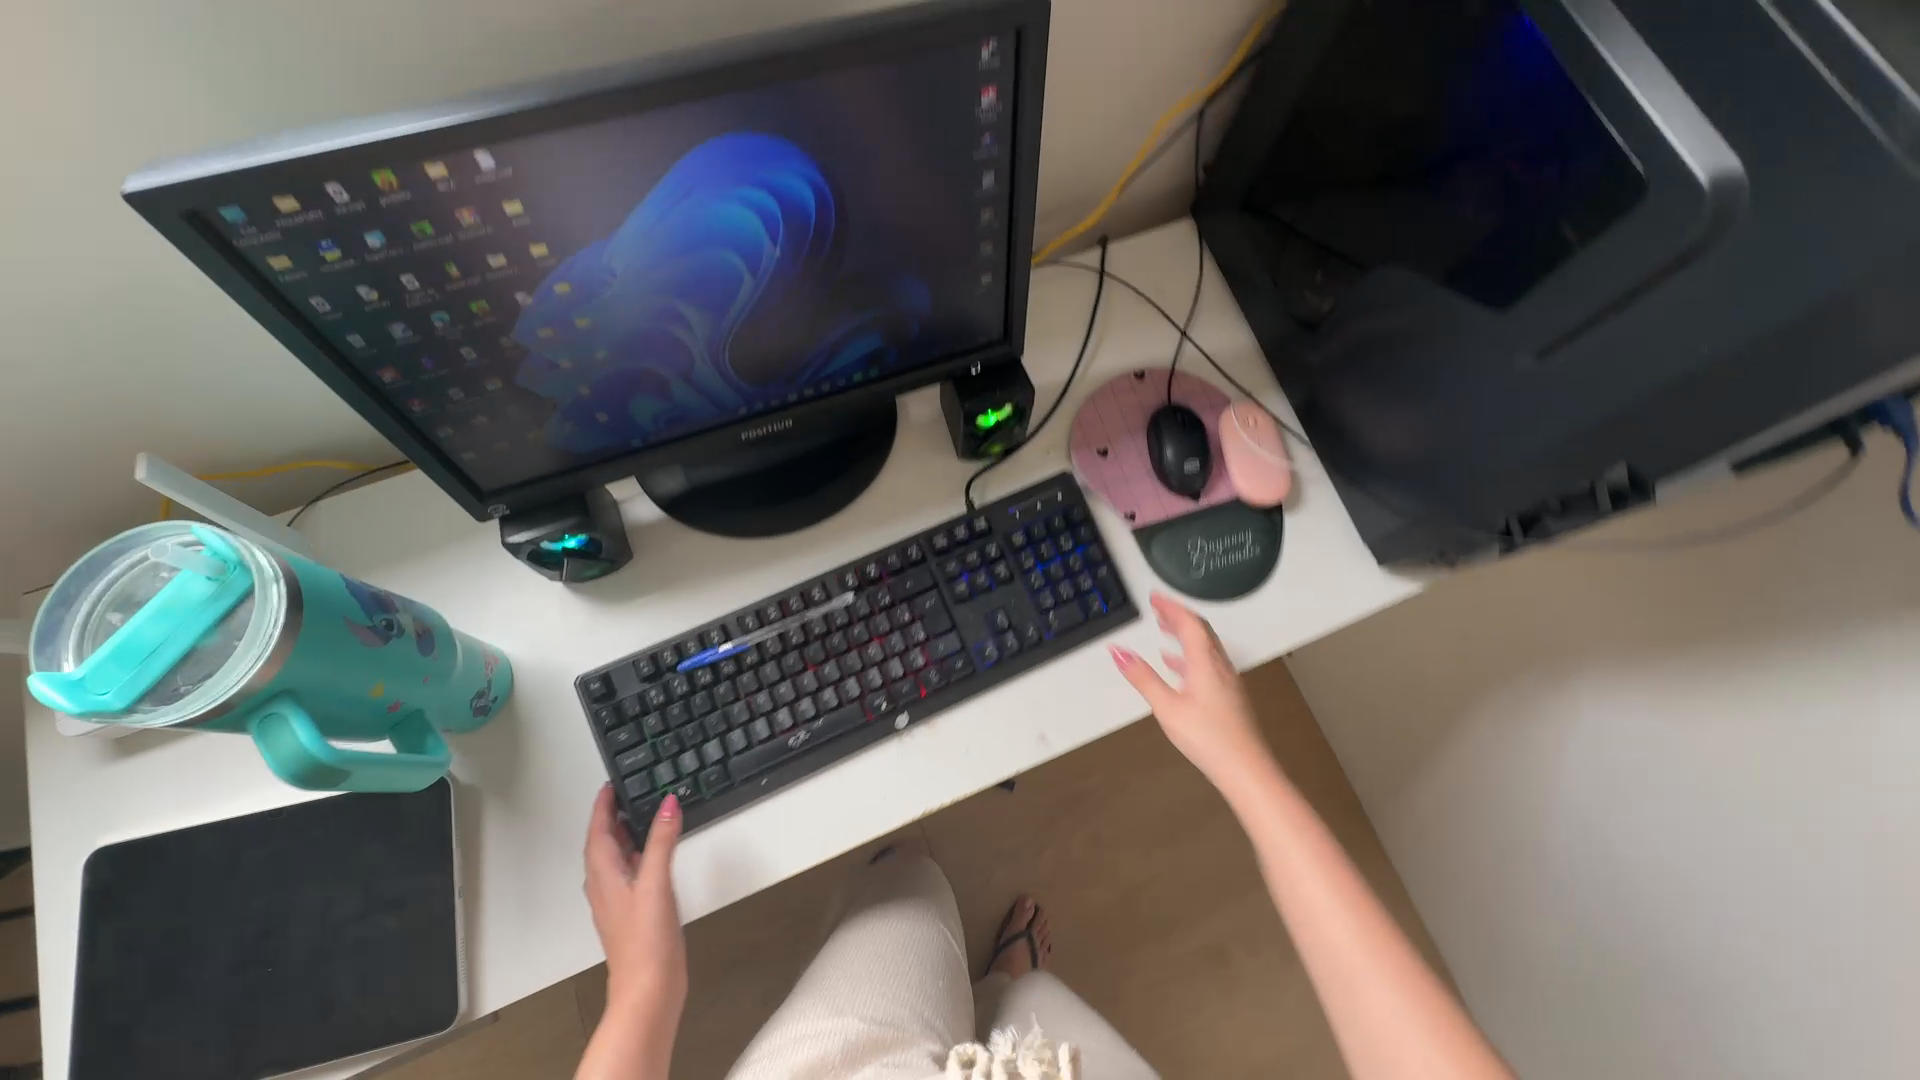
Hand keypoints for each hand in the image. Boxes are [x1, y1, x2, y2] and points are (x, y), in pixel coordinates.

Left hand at [580, 787, 685, 1077]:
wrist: (647, 990)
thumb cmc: (646, 938)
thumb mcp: (655, 883)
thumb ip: (662, 841)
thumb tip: (668, 802)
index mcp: (603, 876)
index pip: (598, 832)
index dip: (603, 807)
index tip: (610, 784)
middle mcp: (605, 886)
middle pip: (604, 843)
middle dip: (614, 818)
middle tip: (631, 793)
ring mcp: (618, 901)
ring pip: (616, 859)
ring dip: (626, 835)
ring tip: (644, 814)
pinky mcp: (632, 913)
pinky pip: (629, 872)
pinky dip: (638, 854)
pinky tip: (654, 854)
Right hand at [1110, 592, 1278, 797]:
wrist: (1247, 770)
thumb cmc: (1206, 737)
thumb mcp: (1167, 708)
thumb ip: (1143, 678)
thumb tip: (1117, 650)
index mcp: (1205, 662)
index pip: (1189, 623)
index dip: (1172, 607)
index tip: (1154, 597)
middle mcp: (1220, 666)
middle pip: (1202, 631)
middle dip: (1179, 617)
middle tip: (1158, 610)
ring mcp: (1228, 682)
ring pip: (1207, 648)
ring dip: (1186, 635)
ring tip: (1165, 632)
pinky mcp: (1229, 697)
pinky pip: (1209, 664)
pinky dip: (1191, 656)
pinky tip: (1179, 669)